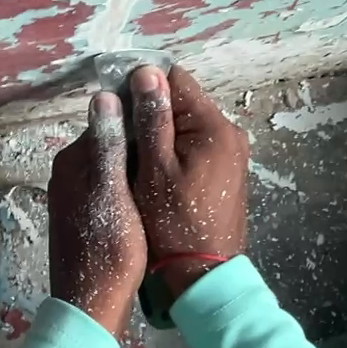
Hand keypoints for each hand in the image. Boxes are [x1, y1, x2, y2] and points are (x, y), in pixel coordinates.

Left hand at [48, 91, 148, 337]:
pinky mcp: (86, 216)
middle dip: (139, 143)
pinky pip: (112, 188)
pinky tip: (153, 195)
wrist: (92, 305)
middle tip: (178, 145)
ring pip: (113, 168)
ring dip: (137, 166)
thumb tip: (104, 95)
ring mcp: (75, 196)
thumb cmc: (108, 248)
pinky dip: (131, 187)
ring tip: (171, 169)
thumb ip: (108, 145)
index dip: (138, 119)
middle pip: (110, 145)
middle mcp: (68, 173)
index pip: (107, 124)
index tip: (171, 119)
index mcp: (72, 162)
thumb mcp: (113, 192)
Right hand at [129, 65, 249, 298]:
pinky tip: (151, 166)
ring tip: (133, 153)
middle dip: (148, 110)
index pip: (176, 78)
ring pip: (184, 121)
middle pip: (180, 98)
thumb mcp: (154, 168)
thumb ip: (150, 118)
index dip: (142, 83)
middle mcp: (229, 132)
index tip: (116, 103)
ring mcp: (230, 151)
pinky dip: (170, 146)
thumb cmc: (174, 222)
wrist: (204, 275)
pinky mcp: (225, 168)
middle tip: (120, 134)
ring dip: (157, 129)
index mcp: (214, 127)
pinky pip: (192, 141)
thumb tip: (146, 71)